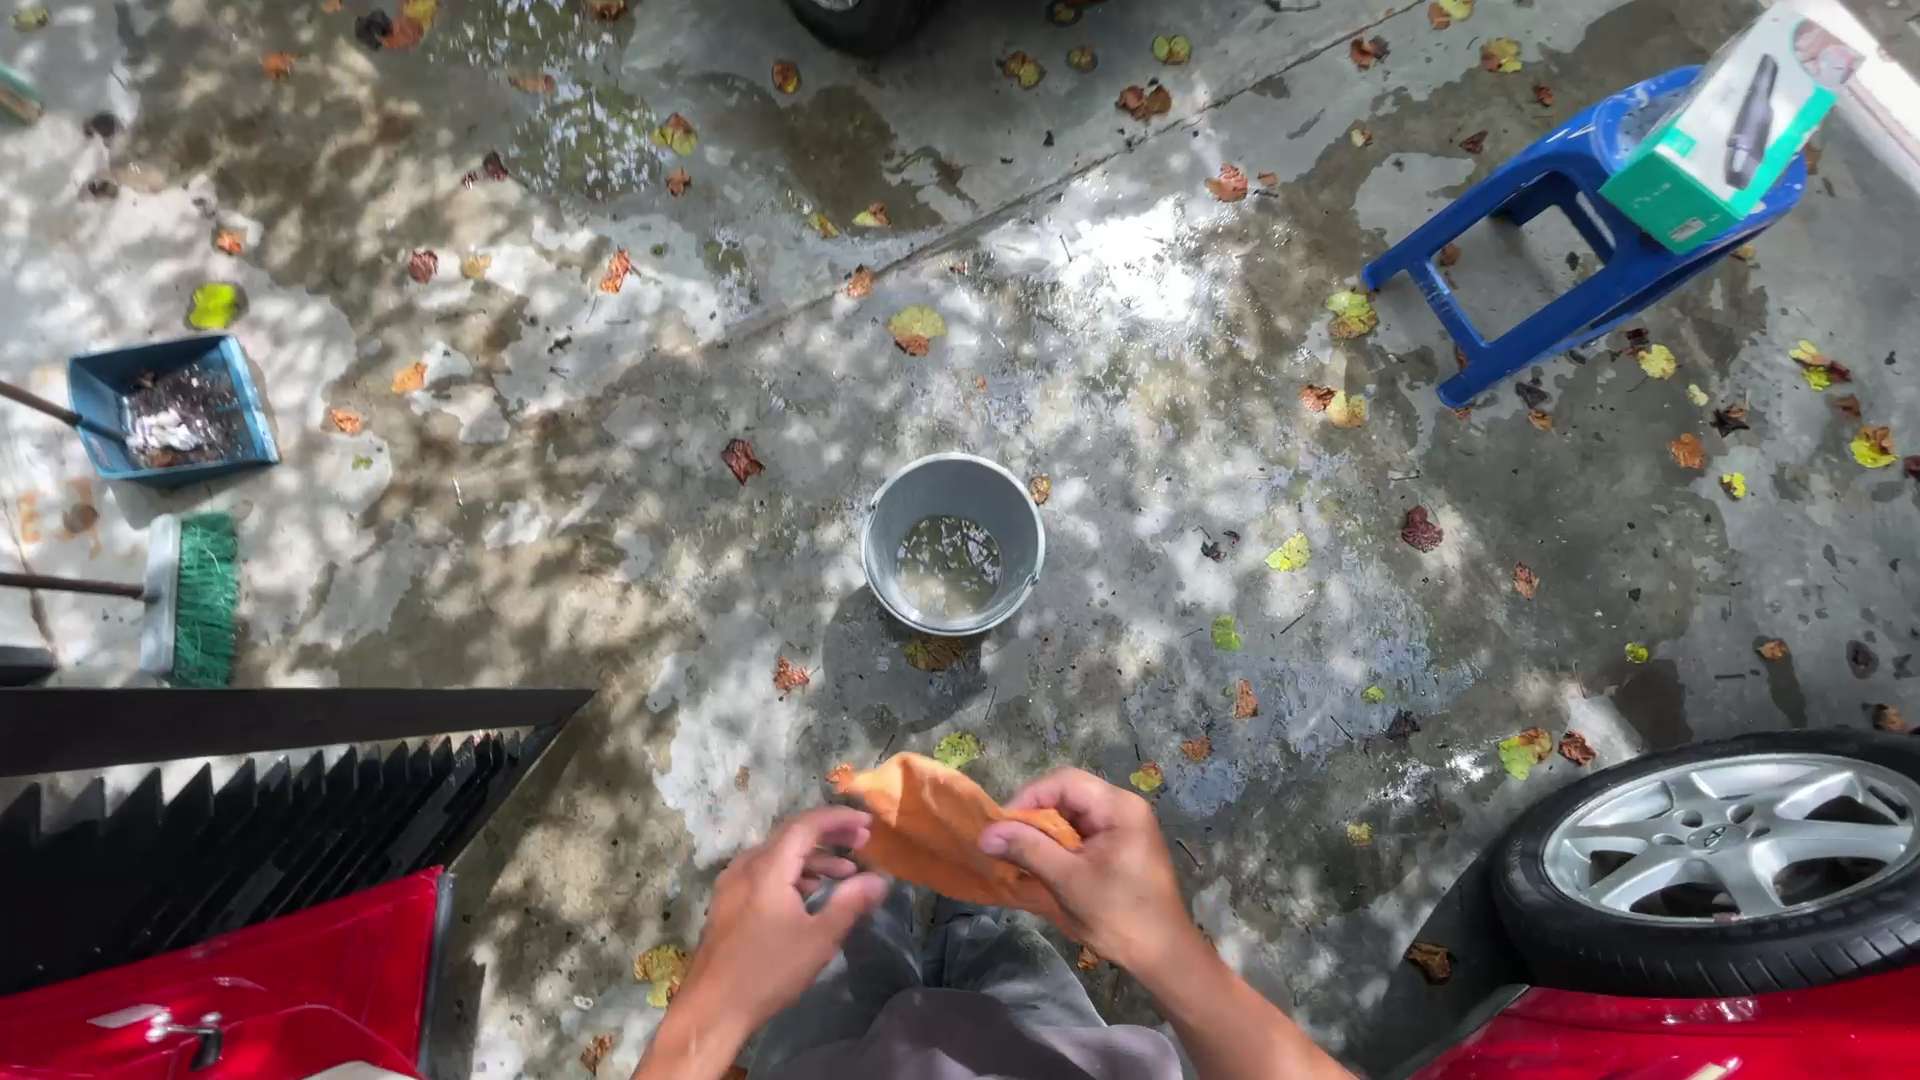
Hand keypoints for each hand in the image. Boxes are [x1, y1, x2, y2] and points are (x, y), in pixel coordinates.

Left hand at [659, 807, 888, 1063]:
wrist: (710, 1011)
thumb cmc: (767, 972)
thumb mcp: (818, 939)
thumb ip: (851, 903)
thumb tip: (880, 879)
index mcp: (768, 866)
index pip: (808, 824)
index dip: (840, 818)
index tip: (868, 823)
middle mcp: (747, 864)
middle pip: (793, 833)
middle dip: (830, 834)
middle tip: (862, 841)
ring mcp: (734, 882)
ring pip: (780, 852)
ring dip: (814, 856)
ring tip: (845, 871)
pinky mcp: (728, 900)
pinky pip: (766, 869)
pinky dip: (793, 870)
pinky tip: (811, 890)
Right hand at [978, 768, 1200, 973]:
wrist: (1165, 956)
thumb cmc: (1119, 916)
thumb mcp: (1067, 881)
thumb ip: (1028, 850)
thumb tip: (986, 834)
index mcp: (1119, 807)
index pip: (1064, 782)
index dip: (1029, 797)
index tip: (1004, 826)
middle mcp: (1125, 806)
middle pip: (1069, 793)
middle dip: (1037, 815)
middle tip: (1010, 841)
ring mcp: (1127, 824)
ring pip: (1075, 812)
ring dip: (1048, 830)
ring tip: (1025, 853)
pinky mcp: (1124, 843)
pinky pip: (1085, 829)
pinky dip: (1063, 842)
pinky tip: (1049, 862)